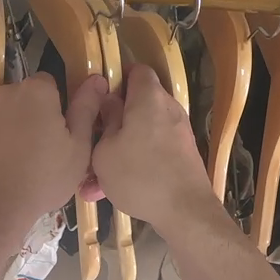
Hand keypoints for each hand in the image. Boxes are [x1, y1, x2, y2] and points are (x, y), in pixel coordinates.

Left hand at [0, 72, 107, 222]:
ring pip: (3, 115)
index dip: (56, 108)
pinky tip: (0, 168)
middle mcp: (5, 93)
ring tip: (18, 163)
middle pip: (24, 98)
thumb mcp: (78, 148)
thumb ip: (86, 109)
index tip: (59, 134)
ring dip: (11, 129)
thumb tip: (96, 79)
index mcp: (37, 91)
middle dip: (32, 116)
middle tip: (40, 151)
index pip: (50, 84)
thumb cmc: (45, 178)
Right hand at [89, 64, 220, 230]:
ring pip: (143, 134)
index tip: (99, 100)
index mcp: (148, 98)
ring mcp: (179, 133)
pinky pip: (154, 152)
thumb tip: (109, 102)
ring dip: (122, 151)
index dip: (116, 80)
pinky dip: (137, 164)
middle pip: (139, 105)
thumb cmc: (139, 176)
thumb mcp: (105, 152)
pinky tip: (118, 189)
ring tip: (98, 181)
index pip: (135, 71)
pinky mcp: (183, 155)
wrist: (184, 209)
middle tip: (94, 144)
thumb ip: (106, 122)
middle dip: (115, 123)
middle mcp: (168, 108)